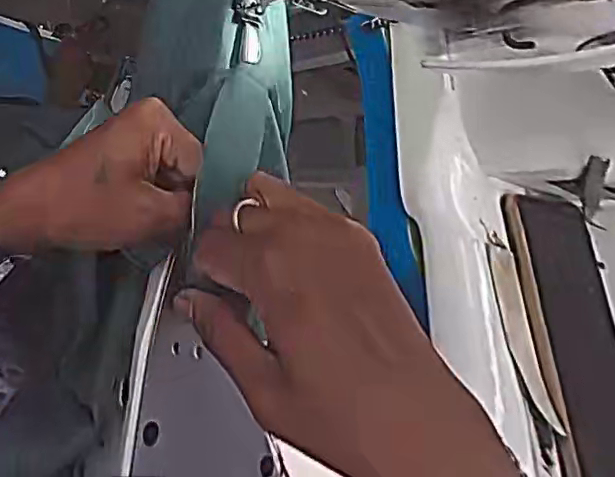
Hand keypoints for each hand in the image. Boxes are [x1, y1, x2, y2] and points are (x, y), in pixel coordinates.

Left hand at [0, 98, 200, 253]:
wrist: (31, 211)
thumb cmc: (85, 206)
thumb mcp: (148, 215)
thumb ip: (189, 211)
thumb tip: (207, 214)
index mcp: (158, 118)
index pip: (199, 164)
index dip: (191, 197)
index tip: (174, 220)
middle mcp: (150, 114)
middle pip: (185, 165)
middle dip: (175, 197)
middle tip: (154, 221)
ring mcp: (135, 129)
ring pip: (170, 172)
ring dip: (161, 199)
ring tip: (139, 217)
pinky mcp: (123, 147)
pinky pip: (152, 171)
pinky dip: (147, 194)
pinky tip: (131, 210)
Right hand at [181, 173, 517, 476]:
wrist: (419, 421)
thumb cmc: (354, 415)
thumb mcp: (265, 390)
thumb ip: (220, 333)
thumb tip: (195, 303)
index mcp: (273, 270)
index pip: (212, 240)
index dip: (200, 264)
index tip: (204, 283)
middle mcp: (304, 238)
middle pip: (240, 209)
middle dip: (227, 238)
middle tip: (228, 274)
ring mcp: (336, 231)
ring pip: (274, 191)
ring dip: (257, 217)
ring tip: (259, 259)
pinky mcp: (361, 237)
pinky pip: (310, 205)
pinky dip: (292, 218)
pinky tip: (295, 258)